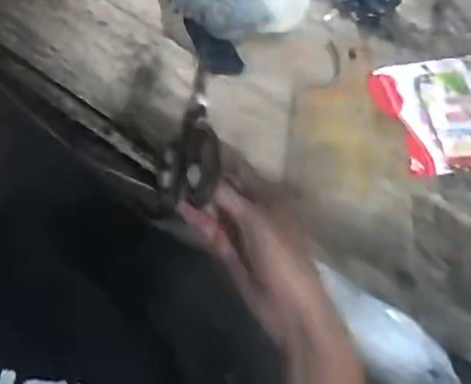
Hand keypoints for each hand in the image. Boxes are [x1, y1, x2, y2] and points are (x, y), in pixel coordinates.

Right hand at [181, 188, 362, 383]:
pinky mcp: (233, 259)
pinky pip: (216, 238)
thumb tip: (202, 175)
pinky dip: (202, 227)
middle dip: (205, 189)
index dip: (219, 171)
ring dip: (201, 207)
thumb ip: (227, 196)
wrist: (292, 310)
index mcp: (270, 201)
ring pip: (218, 218)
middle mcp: (256, 216)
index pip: (240, 179)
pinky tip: (186, 212)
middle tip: (180, 177)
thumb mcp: (254, 219)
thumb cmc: (281, 254)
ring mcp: (244, 238)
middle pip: (227, 199)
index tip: (194, 159)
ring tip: (178, 192)